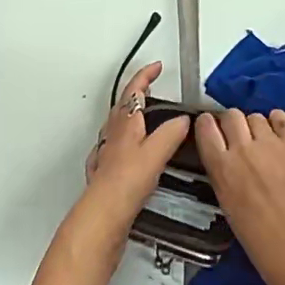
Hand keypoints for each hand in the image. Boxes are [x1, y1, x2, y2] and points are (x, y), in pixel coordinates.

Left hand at [86, 62, 190, 212]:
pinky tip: (129, 150)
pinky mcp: (105, 171)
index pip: (134, 89)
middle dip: (137, 91)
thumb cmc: (124, 183)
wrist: (101, 217)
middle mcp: (113, 133)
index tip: (157, 66)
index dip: (146, 75)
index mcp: (125, 122)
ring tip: (144, 115)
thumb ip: (172, 133)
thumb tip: (183, 120)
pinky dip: (124, 139)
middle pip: (123, 104)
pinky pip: (114, 146)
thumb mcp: (156, 153)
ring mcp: (107, 152)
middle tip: (150, 86)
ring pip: (118, 124)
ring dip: (131, 114)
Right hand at [196, 109, 284, 284]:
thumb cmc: (265, 247)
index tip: (211, 129)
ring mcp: (270, 144)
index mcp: (222, 171)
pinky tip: (280, 135)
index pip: (205, 128)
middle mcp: (243, 150)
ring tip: (262, 142)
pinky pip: (281, 118)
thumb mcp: (231, 211)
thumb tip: (228, 163)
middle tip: (239, 139)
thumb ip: (226, 180)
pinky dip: (278, 122)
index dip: (208, 125)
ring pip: (255, 116)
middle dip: (232, 124)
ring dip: (256, 126)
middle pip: (231, 115)